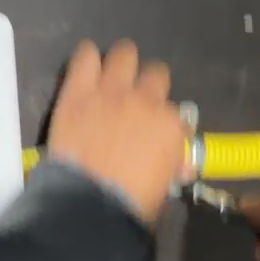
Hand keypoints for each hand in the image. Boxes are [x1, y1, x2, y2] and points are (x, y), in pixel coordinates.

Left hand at [47, 39, 188, 225]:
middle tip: (135, 101)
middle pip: (155, 74)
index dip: (165, 122)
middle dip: (148, 85)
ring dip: (122, 64)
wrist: (89, 206)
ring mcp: (112, 92)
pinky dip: (87, 59)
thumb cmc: (131, 205)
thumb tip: (181, 165)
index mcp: (170, 126)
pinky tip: (86, 68)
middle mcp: (146, 101)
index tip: (155, 133)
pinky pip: (85, 57)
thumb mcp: (163, 190)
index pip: (176, 113)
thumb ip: (172, 168)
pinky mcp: (79, 91)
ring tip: (112, 78)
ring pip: (124, 54)